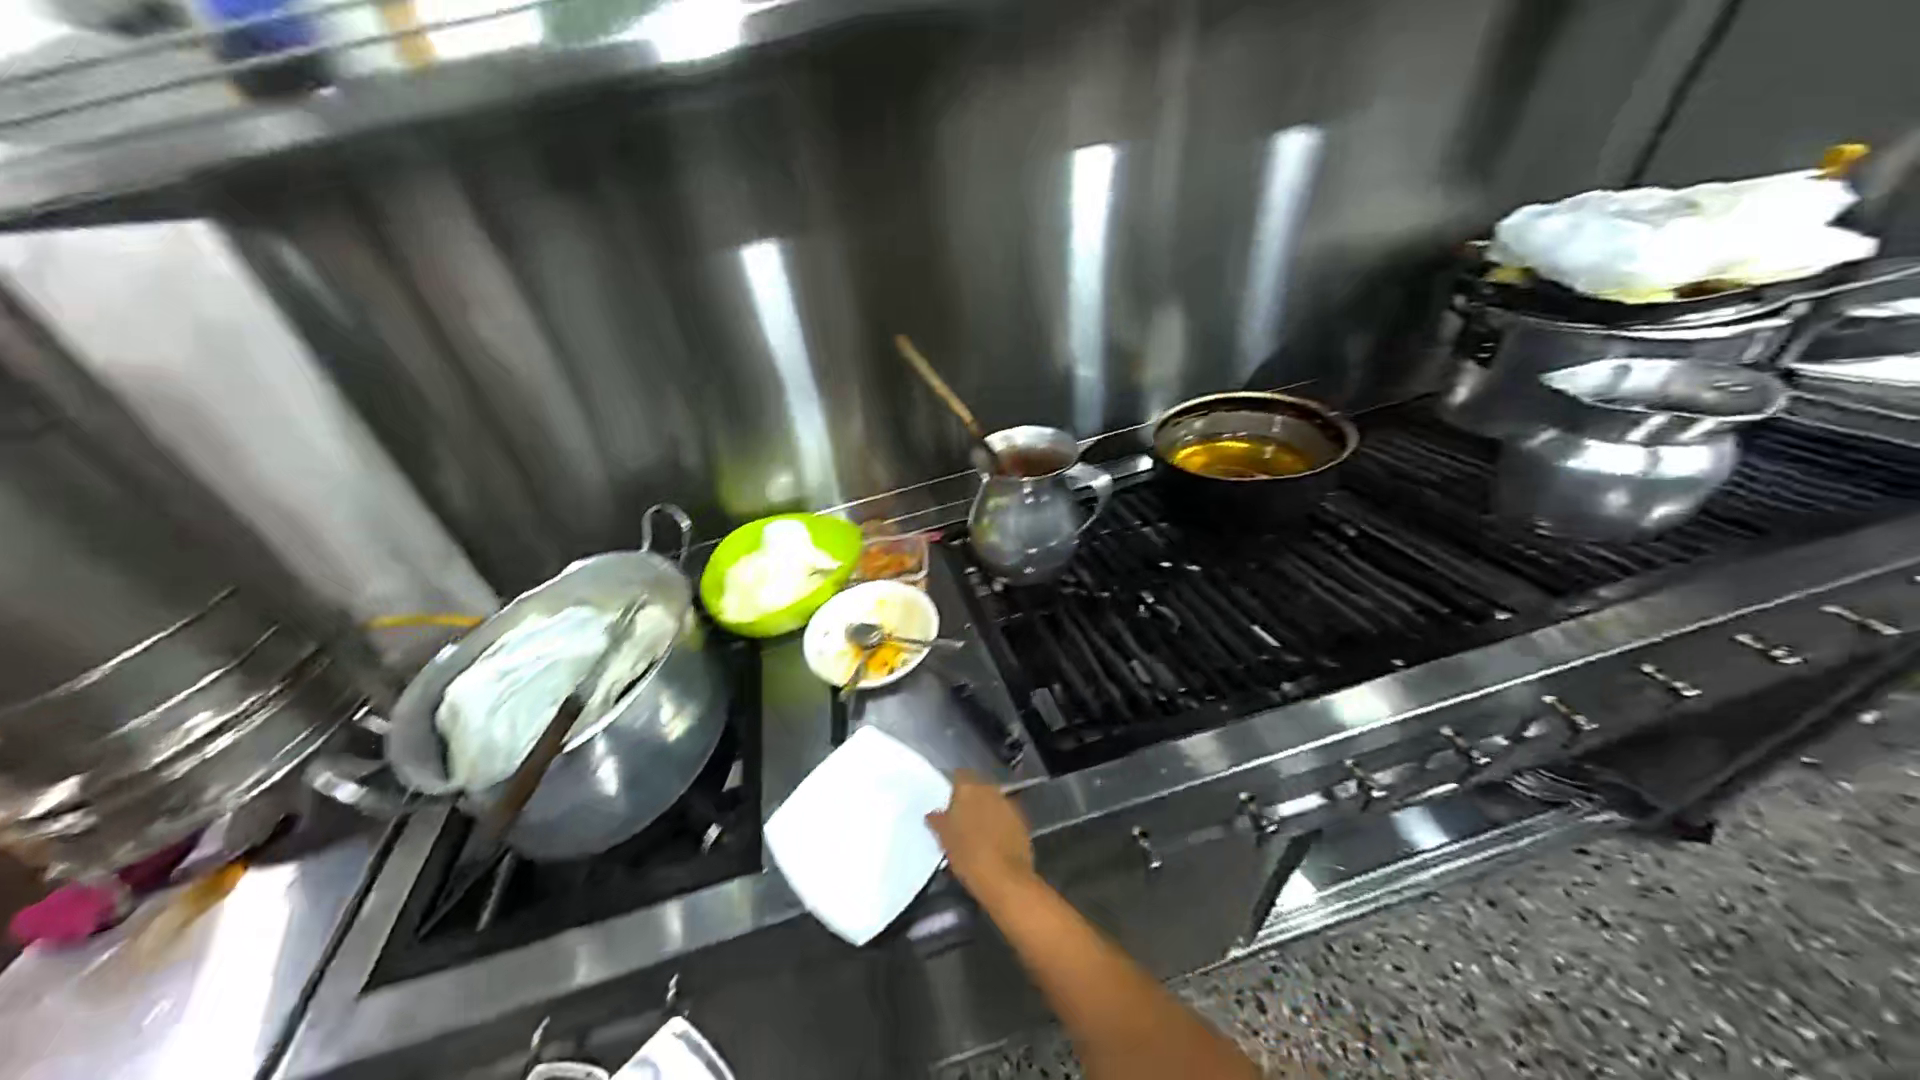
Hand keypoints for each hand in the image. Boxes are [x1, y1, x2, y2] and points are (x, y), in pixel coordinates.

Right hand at [926, 770, 1035, 897]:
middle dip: (969, 800)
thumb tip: (933, 813)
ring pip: (992, 802)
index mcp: (969, 789)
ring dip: (984, 811)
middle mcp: (990, 790)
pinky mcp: (1022, 822)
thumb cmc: (969, 856)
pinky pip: (1005, 817)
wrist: (1006, 880)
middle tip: (958, 819)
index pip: (958, 776)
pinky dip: (998, 824)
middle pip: (977, 788)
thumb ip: (938, 820)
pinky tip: (993, 841)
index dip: (952, 788)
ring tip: (976, 832)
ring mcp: (1009, 805)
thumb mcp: (945, 839)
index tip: (947, 802)